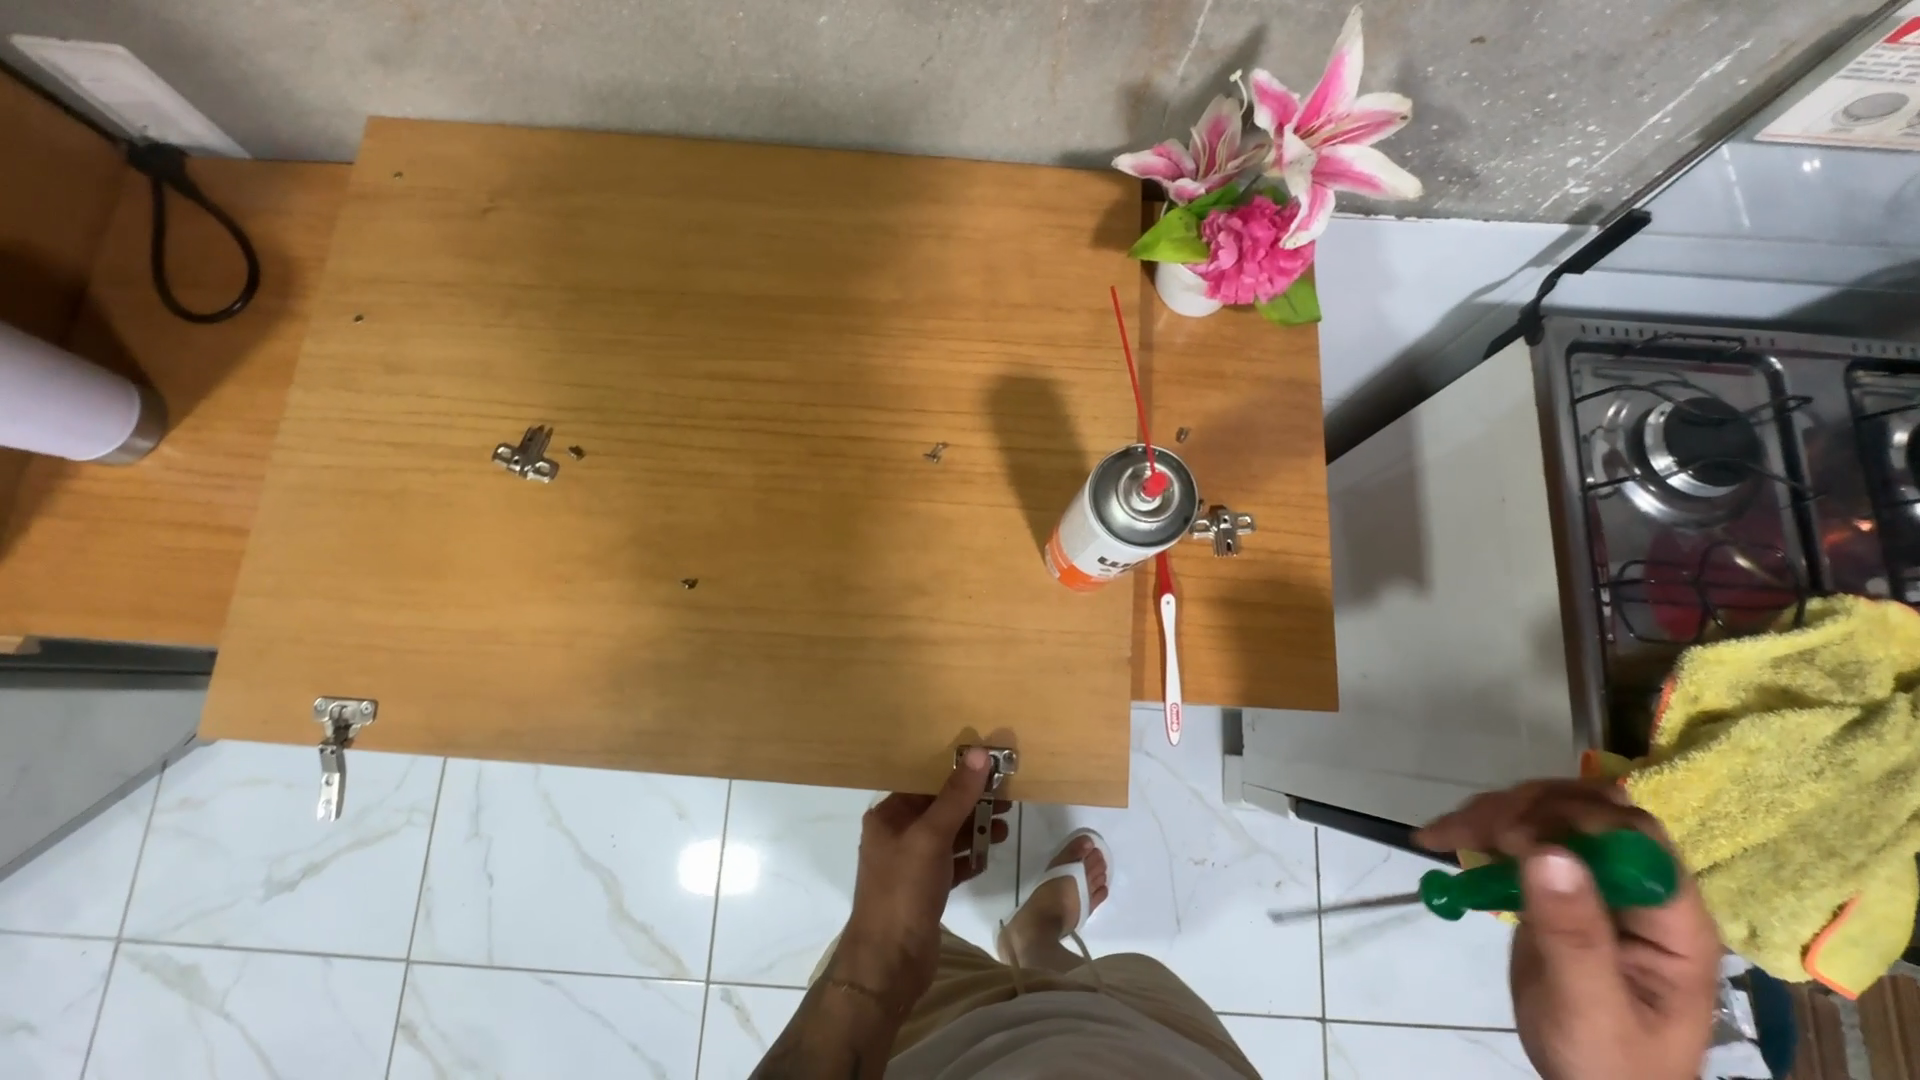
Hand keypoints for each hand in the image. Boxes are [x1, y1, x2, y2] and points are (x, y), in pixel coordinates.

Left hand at [831, 748, 1010, 1009]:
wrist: (890, 961)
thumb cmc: (904, 889)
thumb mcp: (932, 836)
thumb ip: (956, 795)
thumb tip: (980, 753)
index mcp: (888, 816)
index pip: (924, 783)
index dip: (956, 773)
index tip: (990, 767)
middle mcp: (896, 836)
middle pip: (939, 808)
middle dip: (971, 803)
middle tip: (1005, 799)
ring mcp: (910, 865)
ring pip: (948, 837)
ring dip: (975, 831)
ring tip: (1005, 827)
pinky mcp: (925, 891)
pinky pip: (951, 864)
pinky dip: (970, 859)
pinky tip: (989, 859)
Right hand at [1416, 780, 1722, 1079]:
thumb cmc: (1605, 1062)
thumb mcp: (1589, 1009)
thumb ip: (1574, 935)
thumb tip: (1548, 853)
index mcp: (1671, 918)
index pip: (1634, 836)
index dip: (1570, 822)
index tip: (1507, 838)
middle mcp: (1640, 887)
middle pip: (1587, 811)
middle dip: (1521, 810)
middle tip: (1463, 832)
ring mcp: (1600, 882)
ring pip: (1551, 812)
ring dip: (1494, 813)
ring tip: (1444, 834)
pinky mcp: (1562, 885)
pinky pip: (1526, 835)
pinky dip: (1482, 827)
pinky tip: (1446, 838)